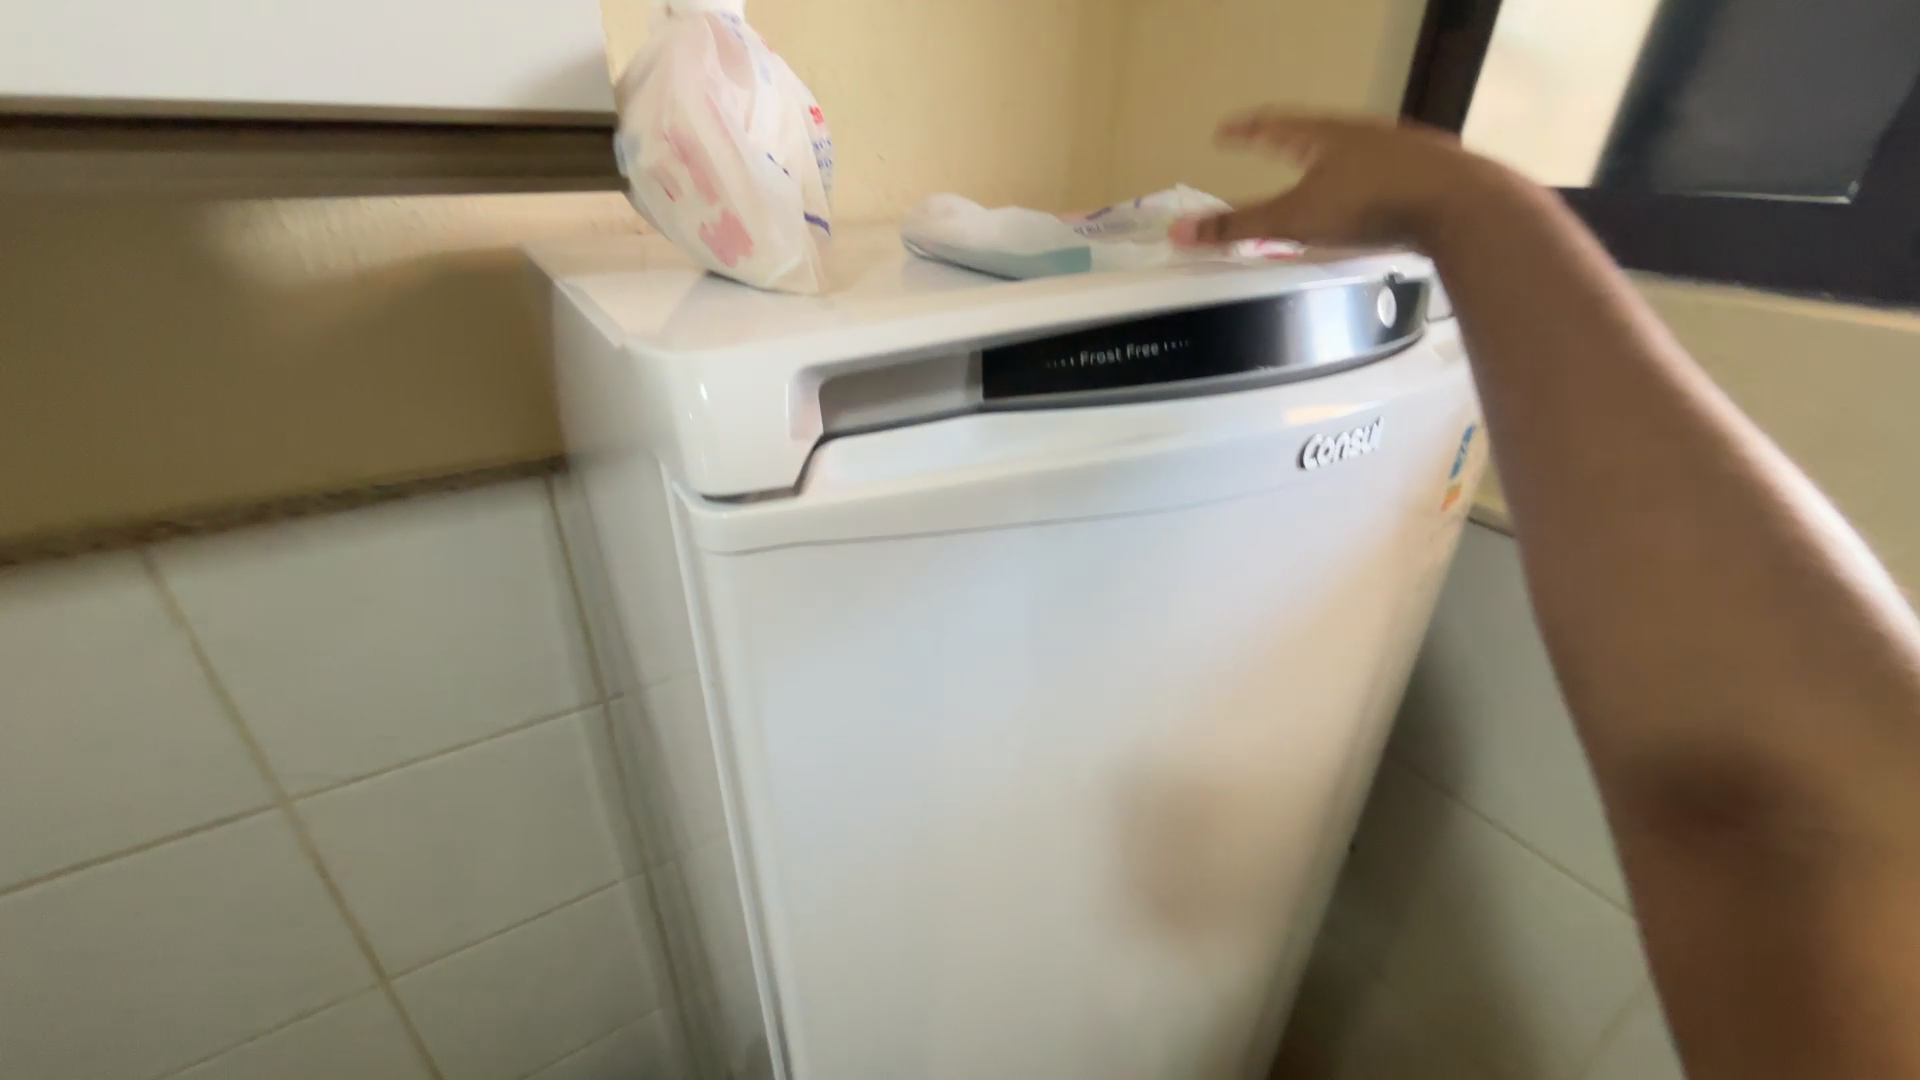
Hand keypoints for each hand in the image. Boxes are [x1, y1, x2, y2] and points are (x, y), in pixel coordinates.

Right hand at [1168, 111, 1509, 249]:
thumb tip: (1178, 231)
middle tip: (1269, 146)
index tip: (1224, 129)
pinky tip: (1363, 200)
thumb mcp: (1293, 219)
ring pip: (1351, 150)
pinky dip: (1359, 182)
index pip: (1273, 126)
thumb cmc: (1366, 204)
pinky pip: (1379, 171)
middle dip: (1289, 141)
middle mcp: (1360, 133)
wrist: (1458, 205)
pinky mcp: (1424, 172)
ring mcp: (1397, 149)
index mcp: (1323, 137)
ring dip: (1327, 161)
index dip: (1245, 130)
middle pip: (1315, 131)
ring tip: (1315, 174)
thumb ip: (1237, 227)